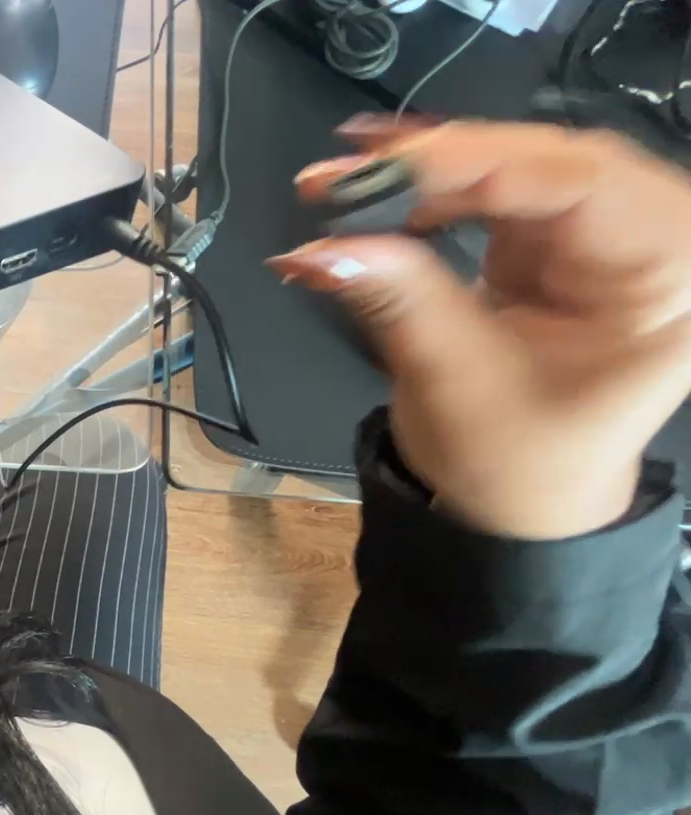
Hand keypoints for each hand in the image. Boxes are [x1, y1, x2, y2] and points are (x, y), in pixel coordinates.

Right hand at [269, 119, 690, 538]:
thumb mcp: (451, 382)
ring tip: (345, 180)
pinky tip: (380, 194)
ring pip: (521, 172)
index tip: (372, 172)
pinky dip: (429, 194)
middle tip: (343, 166)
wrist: (514, 497)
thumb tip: (318, 252)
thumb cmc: (508, 456)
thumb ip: (397, 305)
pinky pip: (493, 201)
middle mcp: (653, 241)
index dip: (476, 168)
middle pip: (555, 163)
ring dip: (429, 170)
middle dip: (445, 157)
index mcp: (670, 277)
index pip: (583, 186)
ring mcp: (600, 243)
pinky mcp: (547, 253)